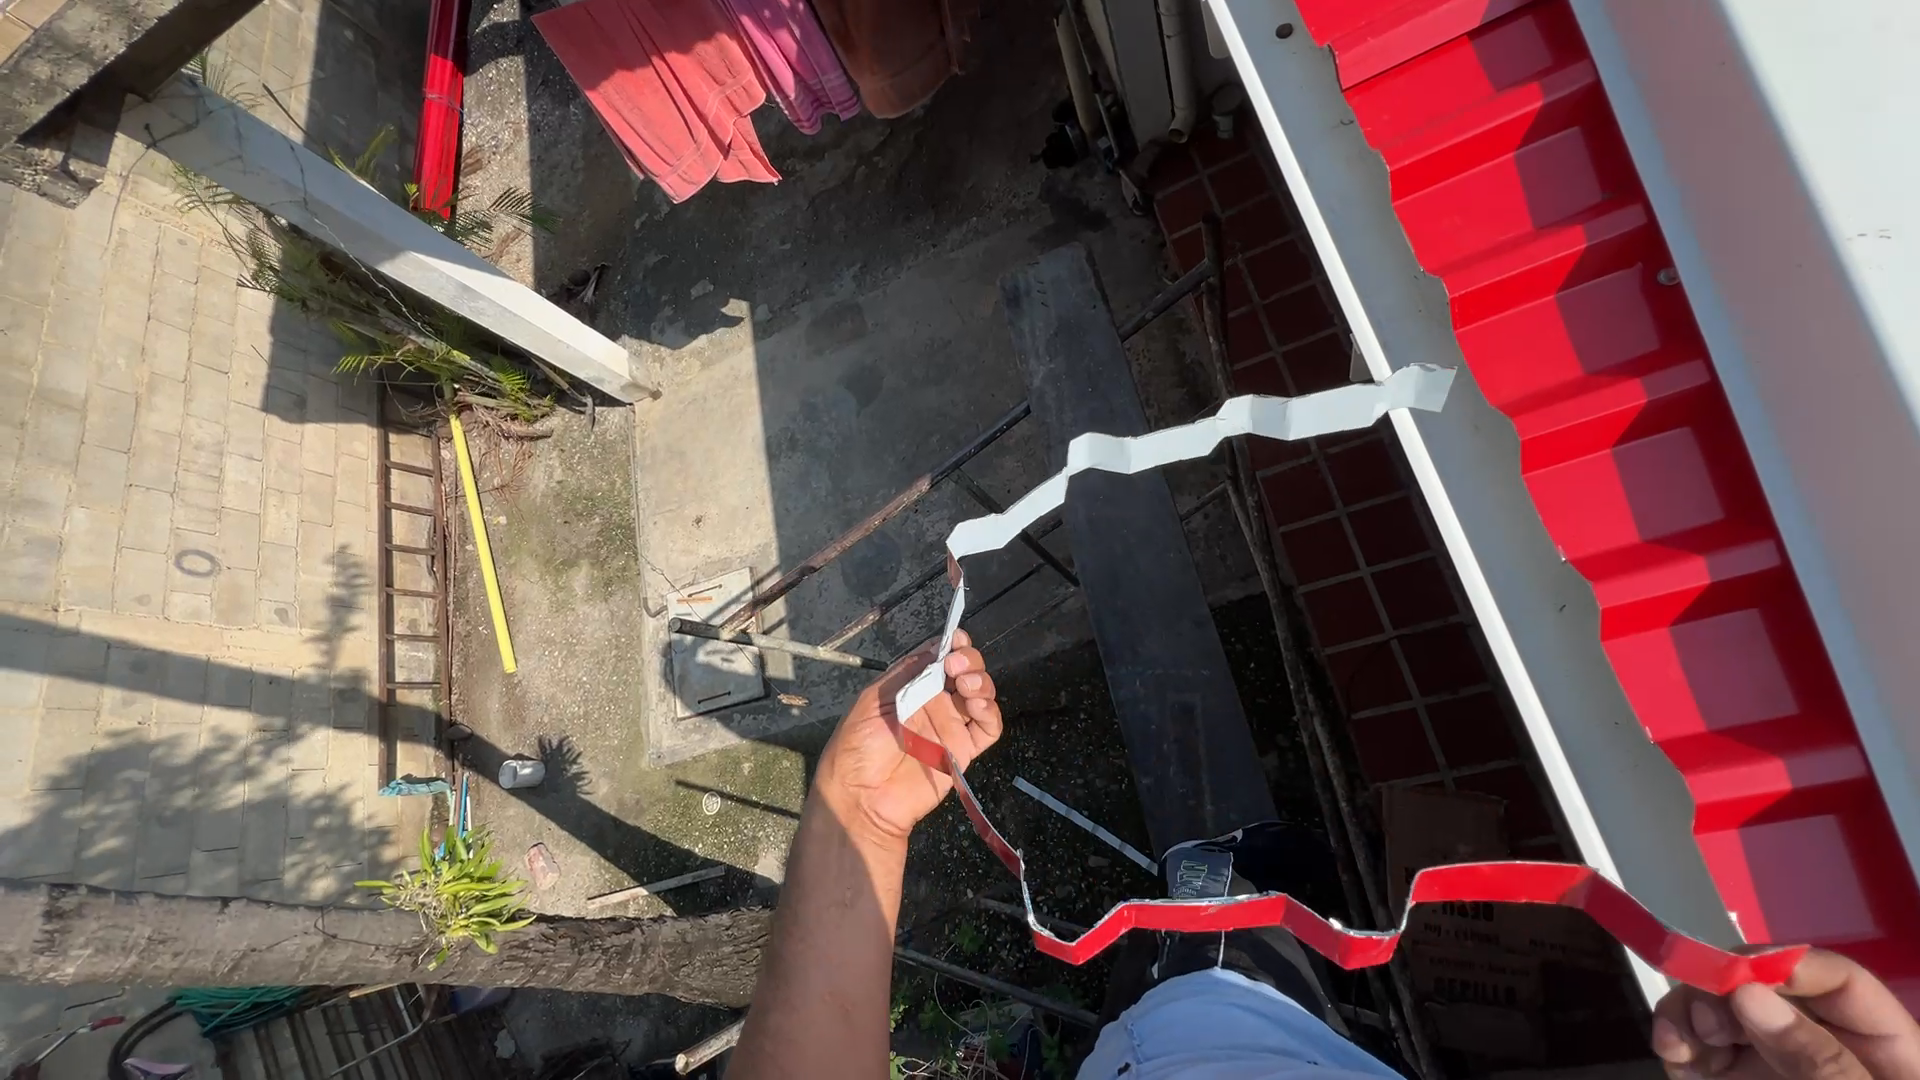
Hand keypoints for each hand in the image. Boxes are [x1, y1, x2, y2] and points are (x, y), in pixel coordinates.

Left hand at [813, 629, 1002, 850]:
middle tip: (956, 664)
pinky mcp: (964, 751)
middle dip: (969, 660)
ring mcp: (951, 726)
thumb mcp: (874, 700)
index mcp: (912, 687)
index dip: (951, 646)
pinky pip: (988, 728)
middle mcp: (935, 702)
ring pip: (980, 695)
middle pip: (965, 672)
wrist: (862, 797)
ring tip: (966, 684)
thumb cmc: (859, 745)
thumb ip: (907, 674)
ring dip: (981, 682)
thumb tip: (935, 647)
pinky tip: (978, 706)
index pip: (940, 659)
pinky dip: (990, 712)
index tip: (955, 639)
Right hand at [1651, 949, 1919, 1079]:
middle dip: (1714, 994)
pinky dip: (1676, 1044)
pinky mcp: (1737, 1076)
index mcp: (1890, 1054)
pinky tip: (1674, 1060)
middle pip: (1762, 988)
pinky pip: (1698, 1043)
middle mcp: (1827, 1046)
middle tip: (1699, 1027)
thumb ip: (1822, 1064)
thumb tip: (1747, 992)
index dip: (1781, 965)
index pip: (1839, 981)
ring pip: (1719, 1009)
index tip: (1727, 978)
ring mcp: (1779, 1063)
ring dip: (1684, 1018)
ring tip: (1673, 1049)